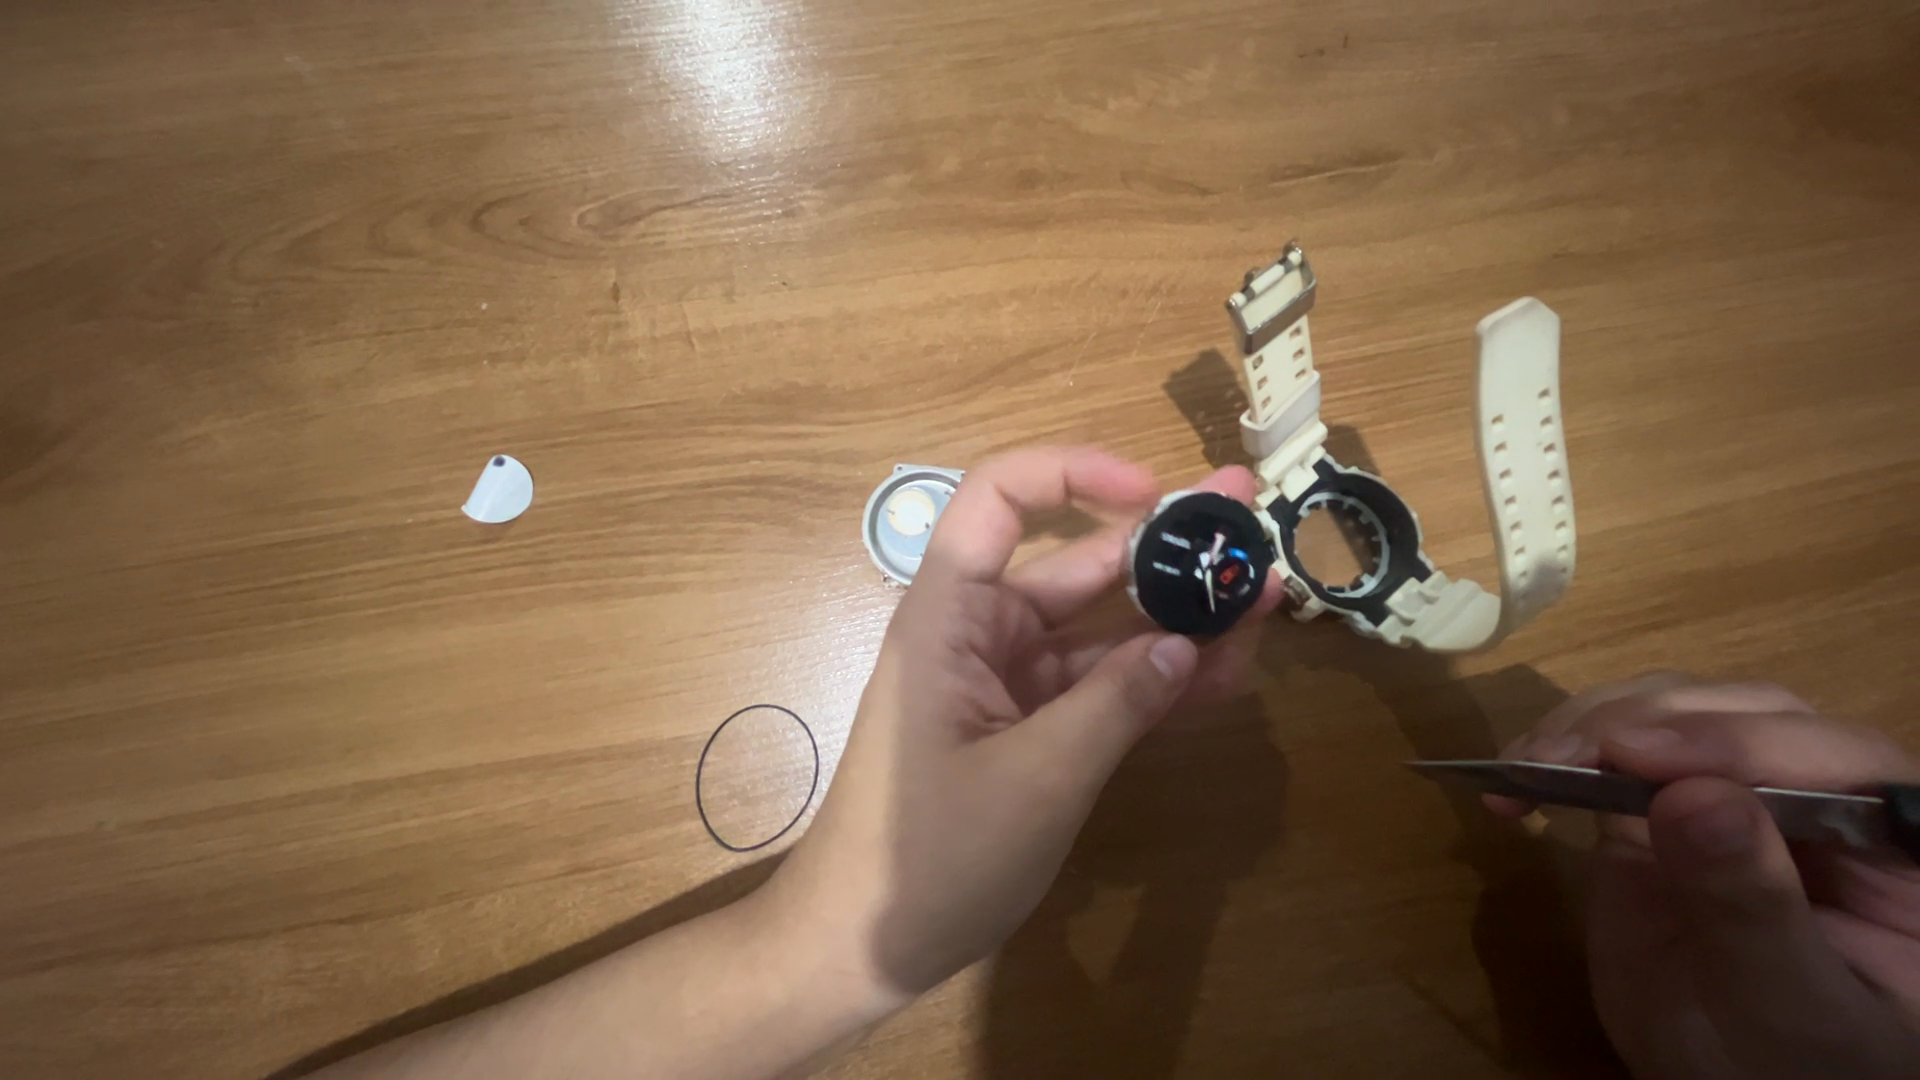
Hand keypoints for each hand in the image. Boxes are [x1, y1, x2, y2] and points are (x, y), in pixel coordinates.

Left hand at [759, 447, 1280, 1002]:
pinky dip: (1154, 680)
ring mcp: (1008, 678)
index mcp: (951, 612)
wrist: (861, 944)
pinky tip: (1223, 672)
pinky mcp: (1028, 724)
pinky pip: (1099, 685)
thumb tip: (1185, 644)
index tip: (1153, 492)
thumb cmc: (929, 857)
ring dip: (1175, 616)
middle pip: (1075, 560)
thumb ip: (1116, 704)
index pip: (998, 497)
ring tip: (1264, 600)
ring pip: (1101, 627)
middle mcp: (980, 629)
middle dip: (1162, 543)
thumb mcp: (1036, 779)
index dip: (1072, 472)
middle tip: (1252, 525)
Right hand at [1491, 677, 1919, 1078]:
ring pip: (1662, 712)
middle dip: (1638, 720)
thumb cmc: (1787, 1068)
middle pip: (1737, 712)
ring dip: (1580, 726)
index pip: (1835, 757)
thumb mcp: (1785, 1003)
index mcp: (1894, 848)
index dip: (1733, 740)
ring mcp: (1726, 794)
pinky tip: (1512, 780)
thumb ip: (1751, 902)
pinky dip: (1548, 751)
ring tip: (1520, 768)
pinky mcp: (1649, 802)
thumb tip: (1698, 797)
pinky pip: (1602, 748)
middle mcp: (1817, 801)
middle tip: (1555, 757)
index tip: (1625, 751)